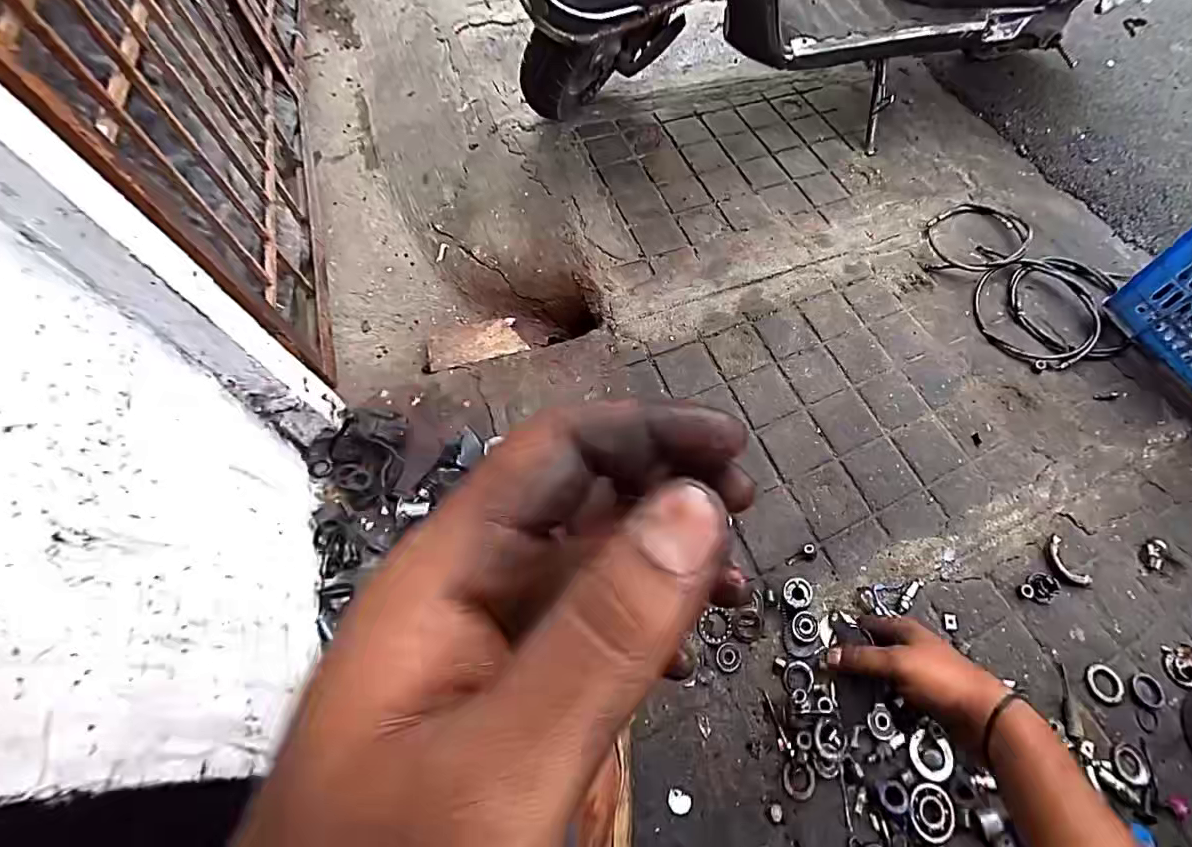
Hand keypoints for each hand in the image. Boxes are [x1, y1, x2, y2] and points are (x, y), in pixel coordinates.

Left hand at [235, 401, 755, 846]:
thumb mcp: (502, 763)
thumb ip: (603, 631)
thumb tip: (695, 505)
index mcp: (448, 571)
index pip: (555, 450)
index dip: (645, 429)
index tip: (727, 441)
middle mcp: (474, 587)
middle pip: (582, 492)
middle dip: (668, 480)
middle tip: (742, 500)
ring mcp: (496, 642)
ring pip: (598, 556)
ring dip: (672, 550)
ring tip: (732, 577)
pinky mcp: (519, 691)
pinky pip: (597, 622)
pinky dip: (654, 615)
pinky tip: (689, 648)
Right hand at [827, 616, 1007, 751]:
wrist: (981, 716)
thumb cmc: (948, 679)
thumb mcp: (897, 663)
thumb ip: (863, 658)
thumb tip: (834, 654)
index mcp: (905, 629)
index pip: (868, 624)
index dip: (848, 631)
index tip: (829, 642)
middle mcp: (912, 647)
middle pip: (876, 650)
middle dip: (858, 662)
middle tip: (838, 672)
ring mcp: (919, 673)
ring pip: (886, 676)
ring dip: (873, 686)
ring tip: (857, 694)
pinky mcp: (926, 698)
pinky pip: (898, 698)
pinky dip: (888, 704)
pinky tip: (883, 711)